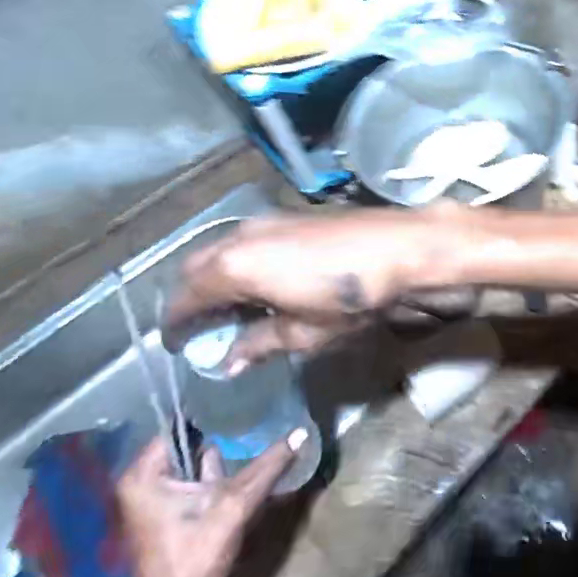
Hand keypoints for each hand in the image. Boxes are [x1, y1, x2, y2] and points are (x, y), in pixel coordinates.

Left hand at [116, 432, 302, 576]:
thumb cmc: (195, 553)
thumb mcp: (234, 505)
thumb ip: (267, 467)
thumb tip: (301, 434)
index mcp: (143, 473)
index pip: (178, 426)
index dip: (210, 414)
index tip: (239, 400)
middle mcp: (139, 481)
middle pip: (185, 445)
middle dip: (217, 435)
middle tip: (250, 414)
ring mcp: (149, 500)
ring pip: (189, 464)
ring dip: (216, 458)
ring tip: (249, 434)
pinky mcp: (163, 513)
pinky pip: (190, 481)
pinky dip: (211, 476)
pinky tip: (240, 466)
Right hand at [166, 208, 464, 371]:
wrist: (401, 247)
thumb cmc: (351, 296)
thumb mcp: (305, 332)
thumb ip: (260, 344)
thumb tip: (228, 361)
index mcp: (236, 265)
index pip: (188, 295)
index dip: (177, 322)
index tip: (176, 343)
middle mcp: (242, 235)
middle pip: (198, 265)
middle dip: (191, 295)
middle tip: (200, 326)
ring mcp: (267, 220)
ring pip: (222, 248)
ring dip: (216, 276)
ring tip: (230, 308)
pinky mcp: (290, 215)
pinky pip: (247, 240)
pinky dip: (240, 261)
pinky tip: (260, 282)